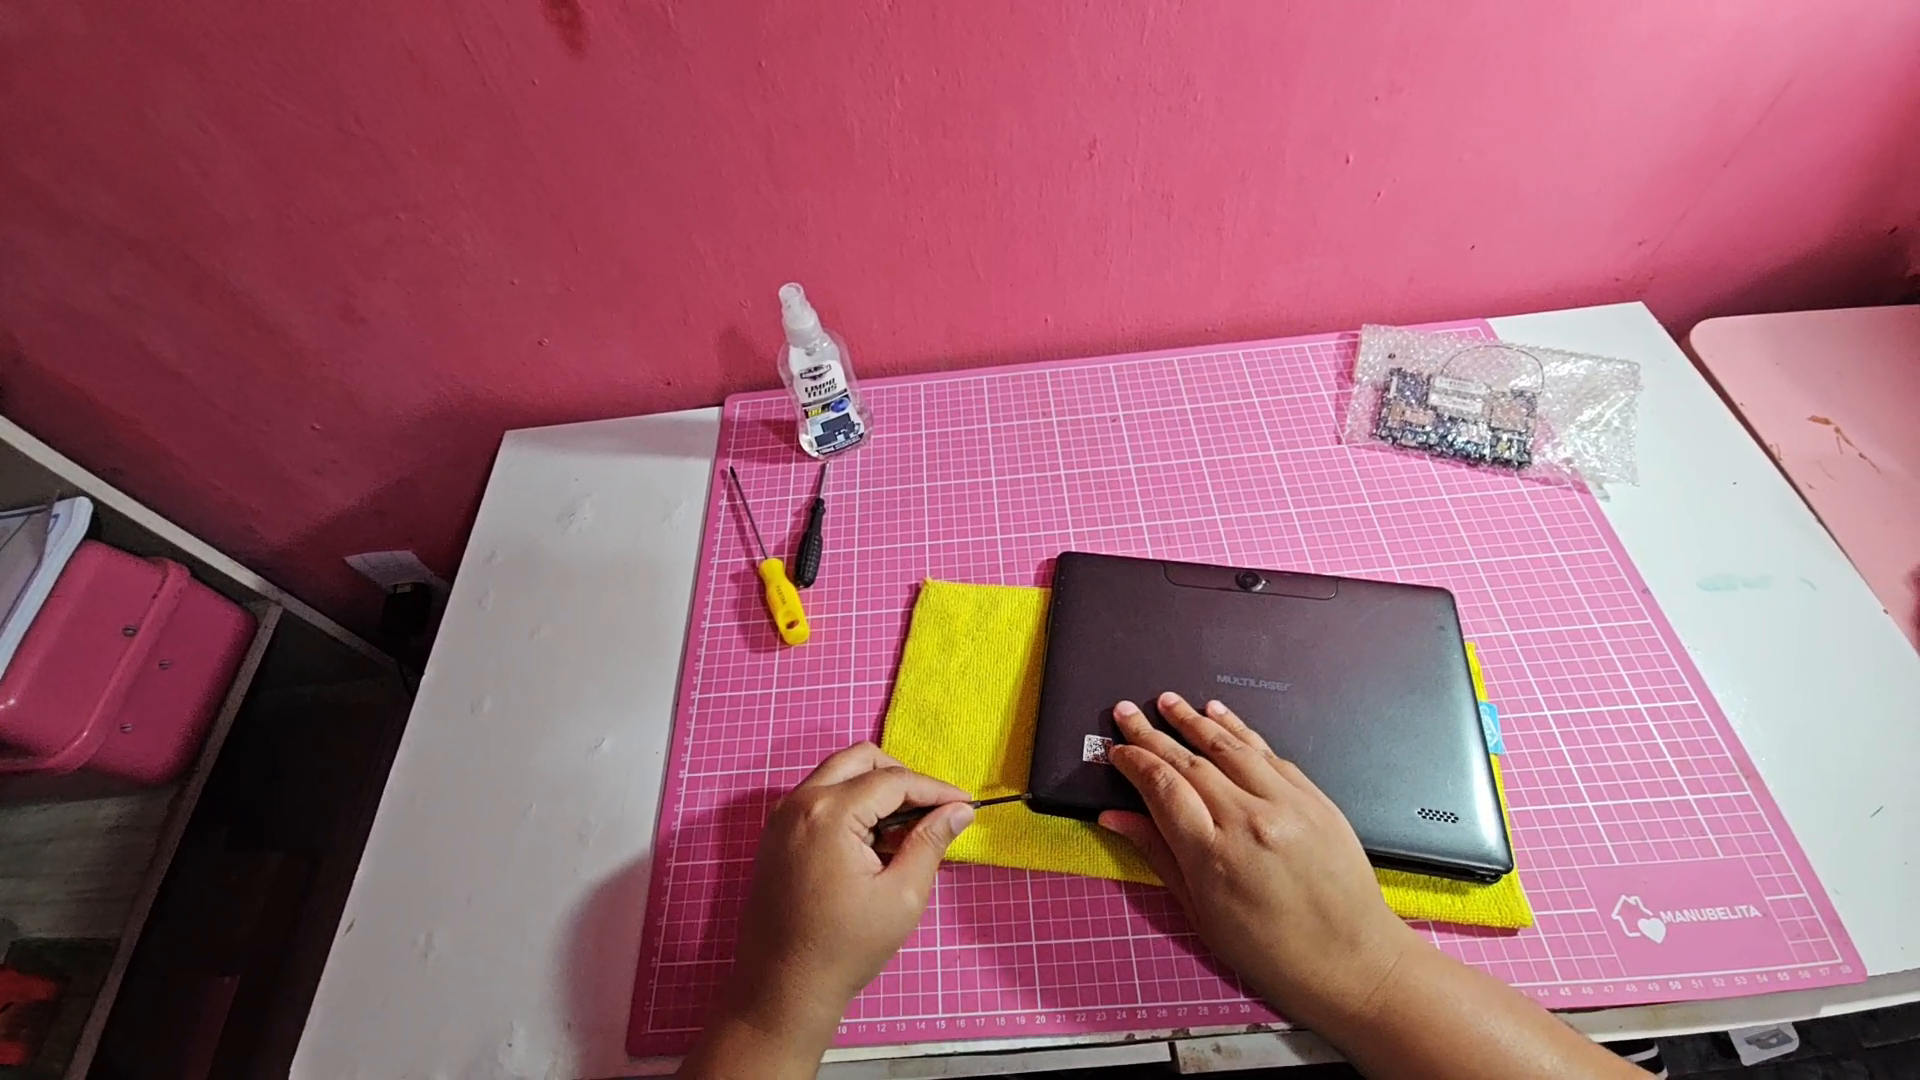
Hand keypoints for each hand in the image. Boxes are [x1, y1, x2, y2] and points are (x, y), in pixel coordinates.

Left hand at [682, 743, 973, 1077]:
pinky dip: (851, 800)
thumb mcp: (902, 897)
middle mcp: (799, 801)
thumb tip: (960, 810)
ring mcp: (782, 814)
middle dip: (902, 776)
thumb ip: (931, 842)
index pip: (893, 780)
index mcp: (829, 813)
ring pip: (839, 772)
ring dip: (876, 786)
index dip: (934, 789)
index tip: (965, 803)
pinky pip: (820, 794)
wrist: (781, 991)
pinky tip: (873, 838)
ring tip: (905, 826)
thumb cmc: (845, 949)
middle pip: (861, 758)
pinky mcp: (776, 831)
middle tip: (932, 808)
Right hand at [1097, 693, 1419, 1030]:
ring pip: (1229, 746)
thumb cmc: (1273, 952)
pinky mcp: (1315, 799)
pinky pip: (1268, 753)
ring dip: (1193, 719)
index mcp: (1214, 856)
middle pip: (1189, 761)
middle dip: (1151, 733)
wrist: (1357, 966)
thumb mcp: (1200, 912)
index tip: (1116, 750)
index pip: (1162, 787)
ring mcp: (1287, 805)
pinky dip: (1239, 729)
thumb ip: (1156, 854)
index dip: (1134, 762)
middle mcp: (1250, 821)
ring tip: (1168, 701)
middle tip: (1127, 711)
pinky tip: (1219, 714)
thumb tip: (1115, 818)